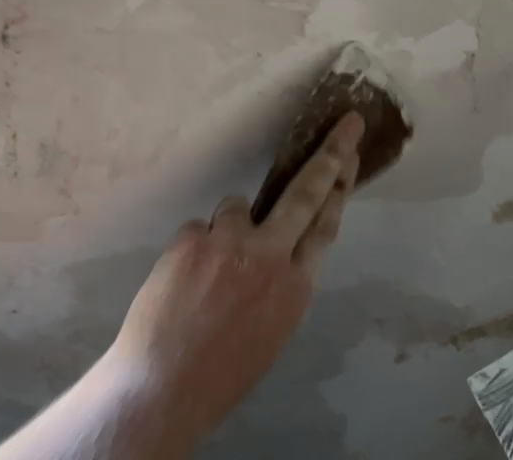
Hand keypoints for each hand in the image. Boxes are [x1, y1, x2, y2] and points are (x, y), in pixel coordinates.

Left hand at [103, 112, 364, 446]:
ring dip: (227, 227)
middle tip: (347, 125)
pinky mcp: (192, 237)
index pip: (326, 226)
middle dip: (330, 155)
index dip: (341, 188)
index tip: (350, 158)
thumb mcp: (272, 329)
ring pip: (237, 207)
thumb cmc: (220, 370)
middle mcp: (270, 257)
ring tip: (206, 271)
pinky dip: (192, 248)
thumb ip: (282, 282)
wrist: (162, 387)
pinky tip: (180, 281)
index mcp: (296, 288)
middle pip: (306, 193)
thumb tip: (279, 247)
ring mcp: (230, 242)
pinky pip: (198, 228)